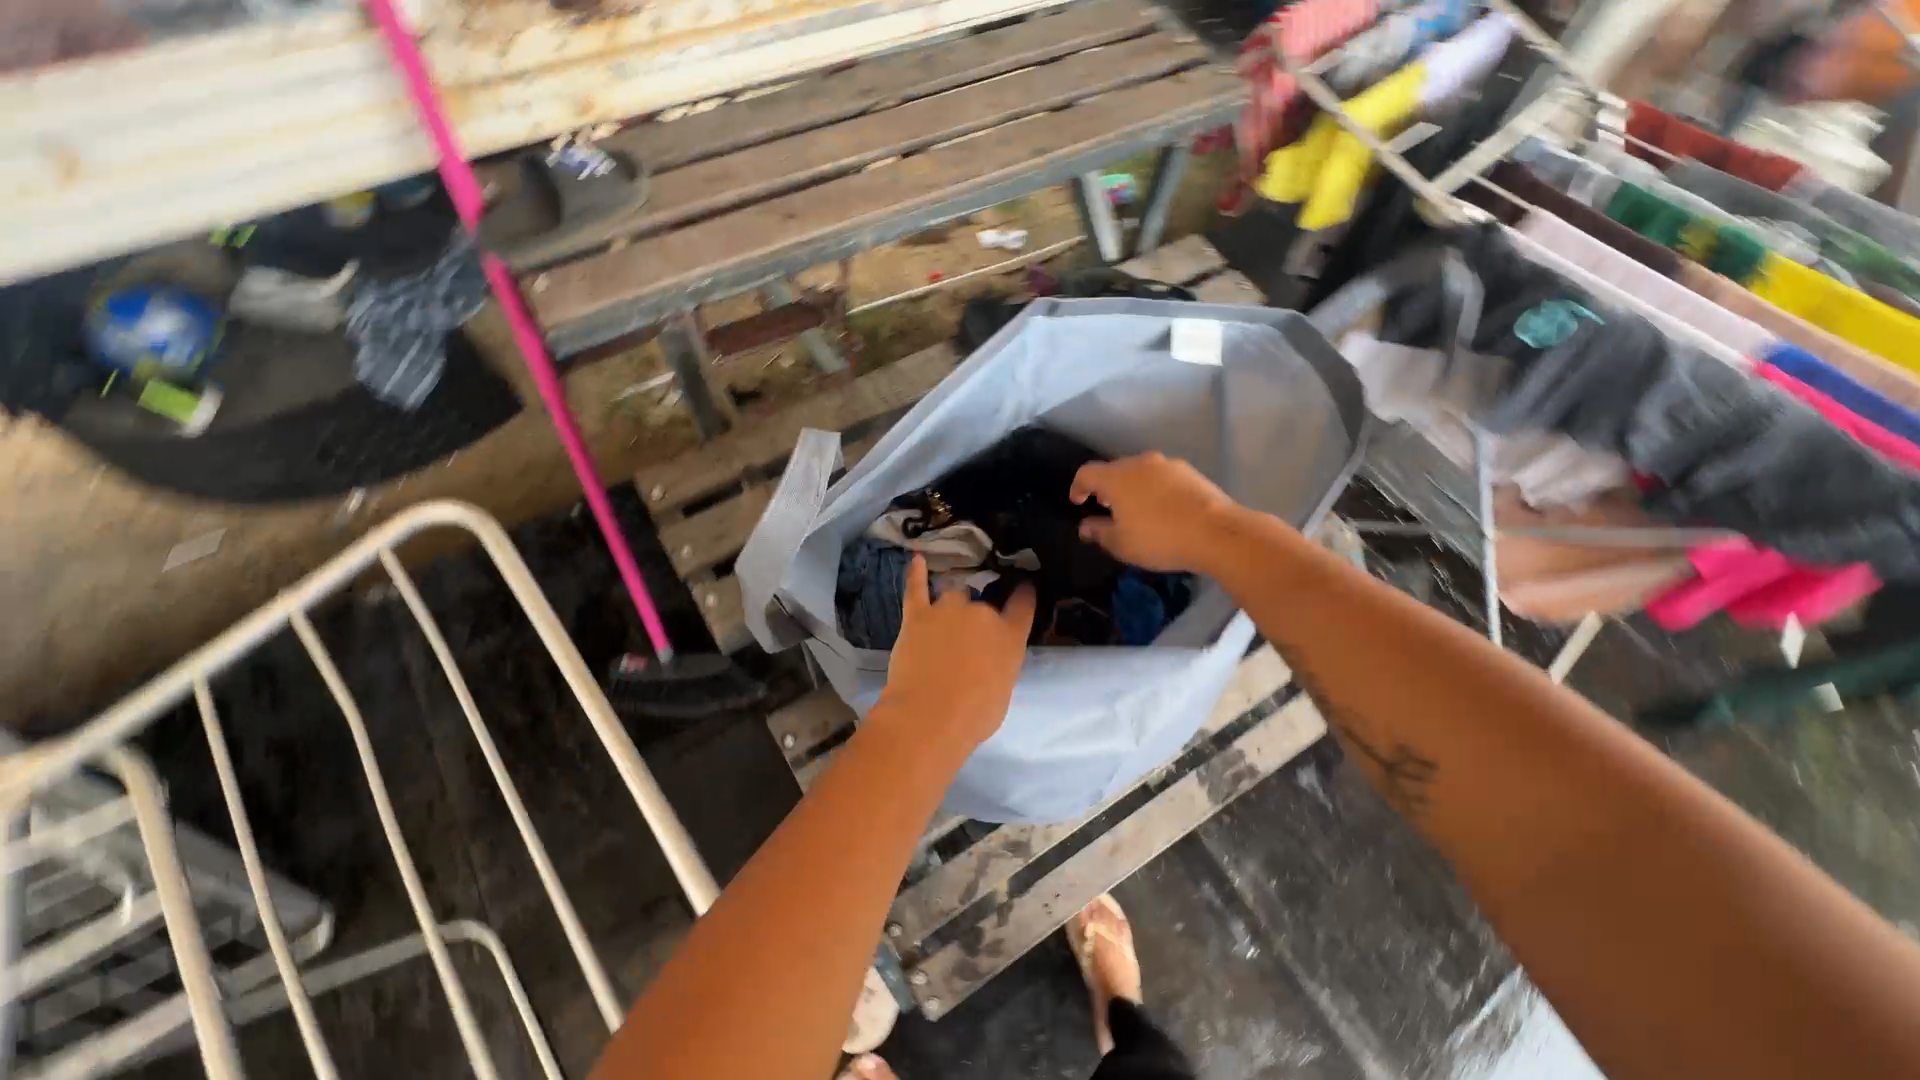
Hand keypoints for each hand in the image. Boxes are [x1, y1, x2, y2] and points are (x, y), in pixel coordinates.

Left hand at [875, 556, 1035, 750]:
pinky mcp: (917, 615)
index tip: (1024, 586)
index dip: (1023, 594)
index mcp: (1009, 636)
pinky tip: (916, 560)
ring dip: (951, 606)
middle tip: (966, 643)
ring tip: (944, 624)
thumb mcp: (1002, 691)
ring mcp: (948, 610)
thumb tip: (989, 661)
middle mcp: (982, 615)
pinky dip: (915, 574)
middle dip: (976, 619)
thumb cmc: (973, 716)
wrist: (929, 715)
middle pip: (982, 604)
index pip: (1023, 604)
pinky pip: (916, 588)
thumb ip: (999, 666)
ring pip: (953, 595)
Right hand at [1070, 452, 1242, 573]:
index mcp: (1117, 477)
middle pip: (1115, 470)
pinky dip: (1155, 489)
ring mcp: (1168, 465)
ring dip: (1132, 487)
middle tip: (1106, 507)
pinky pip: (1163, 478)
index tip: (1077, 502)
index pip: (1087, 473)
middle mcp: (1140, 463)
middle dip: (1106, 488)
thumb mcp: (1122, 544)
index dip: (1078, 487)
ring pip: (1141, 472)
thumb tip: (1086, 526)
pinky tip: (1162, 510)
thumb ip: (1099, 533)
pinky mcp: (1190, 472)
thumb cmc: (1160, 538)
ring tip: (1136, 510)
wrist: (1216, 533)